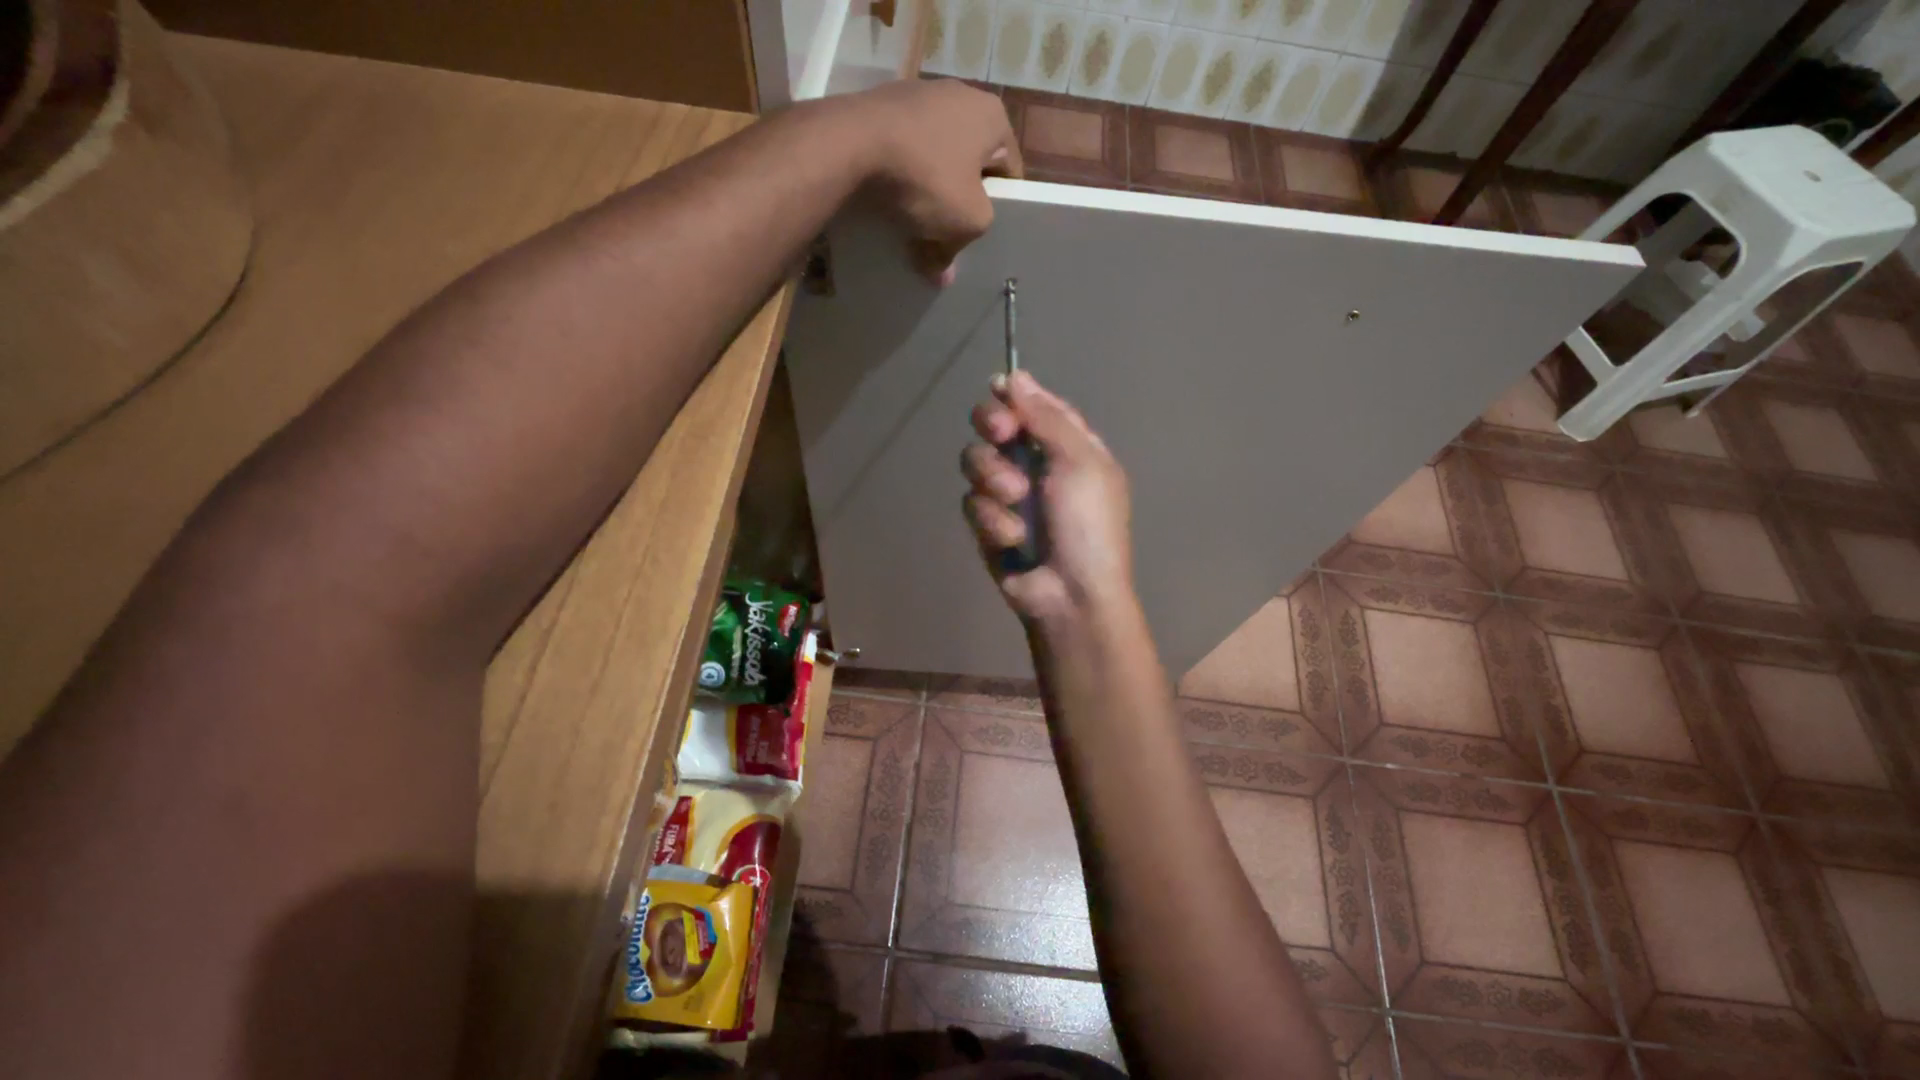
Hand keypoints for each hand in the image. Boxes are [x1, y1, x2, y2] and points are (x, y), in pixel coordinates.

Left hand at [845, 79, 1020, 282]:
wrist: (851, 144)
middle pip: (968, 160)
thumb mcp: (963, 223)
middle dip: (958, 195)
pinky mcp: (878, 103)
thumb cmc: (927, 177)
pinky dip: (896, 169)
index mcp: (992, 116)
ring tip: (911, 215)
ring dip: (926, 183)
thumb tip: (941, 276)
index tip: (977, 231)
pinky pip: (899, 145)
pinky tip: (884, 194)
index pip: (1008, 170)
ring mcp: (916, 93)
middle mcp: (959, 94)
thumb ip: (959, 248)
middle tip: (946, 229)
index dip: (998, 206)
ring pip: (932, 153)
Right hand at [961, 371, 1133, 625]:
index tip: (1000, 392)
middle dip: (993, 427)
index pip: (1036, 406)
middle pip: (995, 425)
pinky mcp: (987, 524)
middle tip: (1002, 436)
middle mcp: (1037, 465)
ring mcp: (1009, 495)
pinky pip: (971, 503)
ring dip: (994, 478)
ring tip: (1016, 501)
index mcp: (1070, 447)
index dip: (1015, 396)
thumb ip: (1046, 417)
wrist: (1070, 596)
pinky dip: (991, 519)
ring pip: (976, 461)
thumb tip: (1015, 376)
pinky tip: (1011, 540)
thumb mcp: (1079, 462)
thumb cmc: (1088, 525)